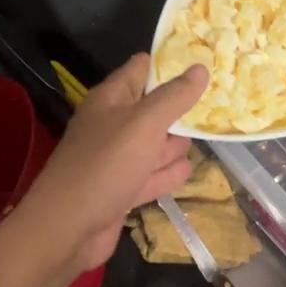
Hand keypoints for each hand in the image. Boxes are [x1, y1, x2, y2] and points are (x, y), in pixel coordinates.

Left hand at [14, 55, 208, 272]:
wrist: (68, 226)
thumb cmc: (105, 165)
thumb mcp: (143, 124)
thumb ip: (173, 97)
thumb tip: (200, 68)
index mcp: (109, 100)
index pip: (140, 69)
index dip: (169, 63)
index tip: (204, 60)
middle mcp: (110, 125)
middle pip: (149, 109)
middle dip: (178, 108)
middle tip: (217, 103)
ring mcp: (114, 161)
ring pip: (151, 145)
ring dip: (174, 143)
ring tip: (207, 136)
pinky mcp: (119, 191)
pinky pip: (148, 176)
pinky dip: (166, 173)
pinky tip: (188, 169)